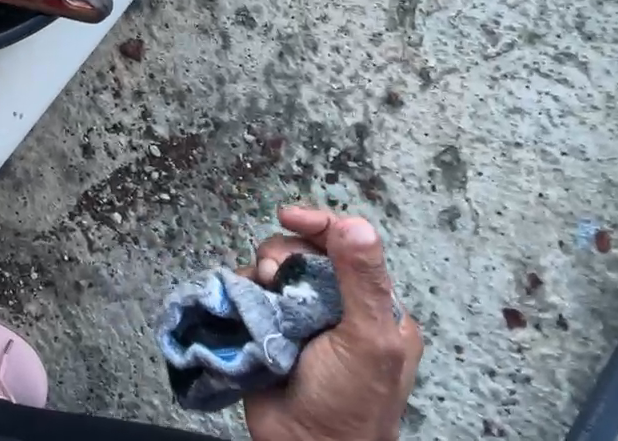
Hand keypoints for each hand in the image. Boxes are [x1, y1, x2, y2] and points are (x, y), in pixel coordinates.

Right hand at [243, 207, 422, 440]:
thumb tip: (357, 224)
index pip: (348, 246)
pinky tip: (246, 308)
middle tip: (274, 276)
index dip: (318, 224)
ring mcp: (299, 315)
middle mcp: (337, 305)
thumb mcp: (367, 340)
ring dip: (261, 273)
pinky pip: (248, 287)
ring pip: (271, 266)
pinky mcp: (266, 323)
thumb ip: (362, 282)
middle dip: (284, 254)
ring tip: (261, 296)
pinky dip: (243, 289)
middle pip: (303, 250)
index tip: (287, 217)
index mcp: (375, 308)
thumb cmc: (348, 401)